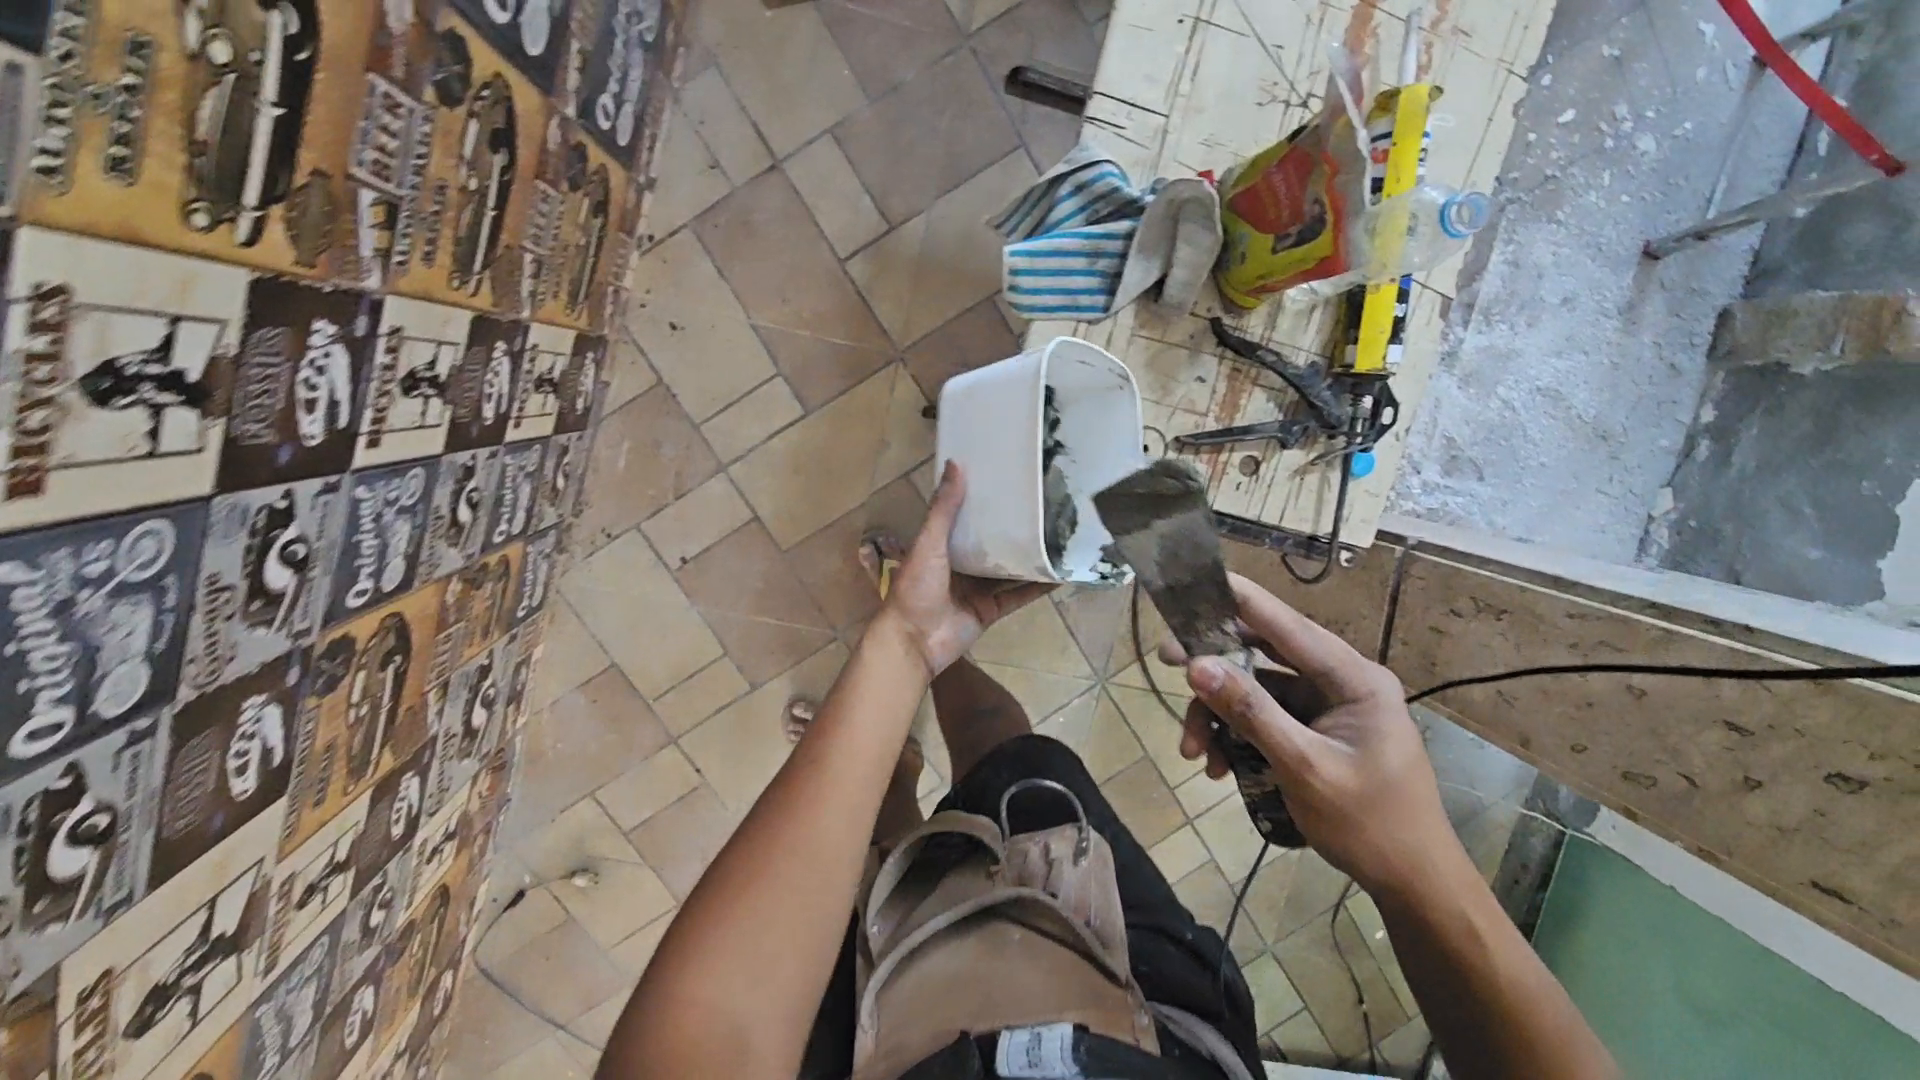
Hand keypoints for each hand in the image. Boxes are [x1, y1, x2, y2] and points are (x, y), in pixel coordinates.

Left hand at [876, 462, 1054, 677]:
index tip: (1005, 480)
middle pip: (989, 544)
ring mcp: (976, 589)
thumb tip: (956, 463)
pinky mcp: (990, 610)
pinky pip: (1017, 596)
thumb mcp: (928, 542)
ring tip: (1056, 536)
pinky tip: (1059, 574)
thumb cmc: (915, 588)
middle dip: (1010, 529)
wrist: (914, 641)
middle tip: (1040, 506)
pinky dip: (1037, 588)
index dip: (981, 501)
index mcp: (939, 546)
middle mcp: (959, 565)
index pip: (963, 518)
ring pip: (1007, 569)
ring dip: (1028, 557)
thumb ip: (944, 508)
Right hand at [1171, 574, 1467, 898]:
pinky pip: (1265, 719)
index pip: (1289, 625)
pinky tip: (1219, 768)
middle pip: (1265, 654)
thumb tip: (1197, 666)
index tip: (1201, 577)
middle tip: (1168, 662)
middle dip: (1216, 667)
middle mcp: (1341, 682)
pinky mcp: (1316, 732)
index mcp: (1354, 678)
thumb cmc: (1369, 824)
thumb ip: (1251, 713)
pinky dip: (1238, 736)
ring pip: (1258, 691)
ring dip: (1221, 715)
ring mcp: (1328, 708)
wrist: (1413, 881)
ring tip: (1195, 754)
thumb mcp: (1304, 767)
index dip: (1243, 600)